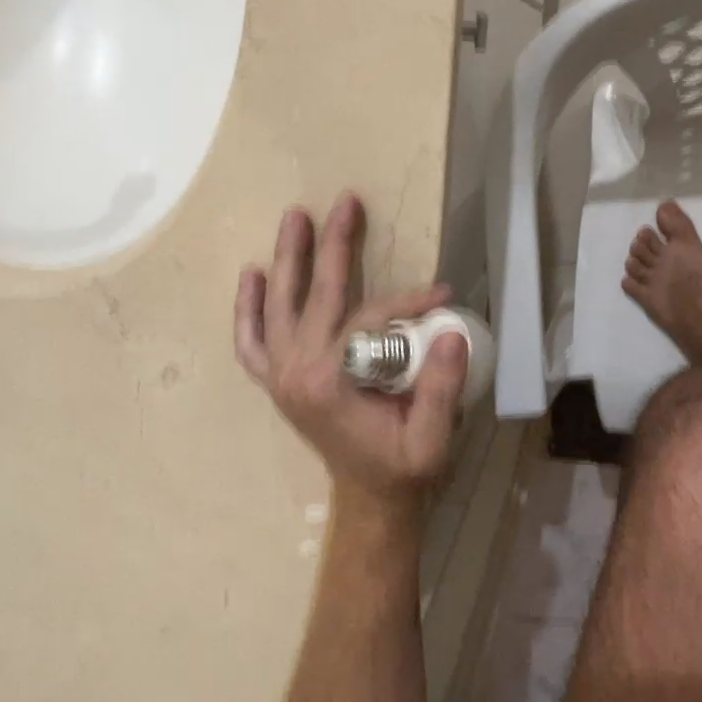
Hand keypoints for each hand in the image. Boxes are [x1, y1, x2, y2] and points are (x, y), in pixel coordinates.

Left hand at [234, 194, 469, 512]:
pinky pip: (252, 341)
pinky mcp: (278, 382)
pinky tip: (251, 277)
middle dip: (333, 246)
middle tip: (346, 202)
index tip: (443, 295)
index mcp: (328, 382)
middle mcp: (294, 372)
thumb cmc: (404, 467)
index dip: (406, 301)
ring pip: (278, 307)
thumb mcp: (432, 436)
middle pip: (314, 295)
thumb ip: (442, 388)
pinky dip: (249, 309)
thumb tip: (452, 332)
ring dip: (288, 260)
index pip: (366, 319)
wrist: (372, 500)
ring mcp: (279, 377)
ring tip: (295, 218)